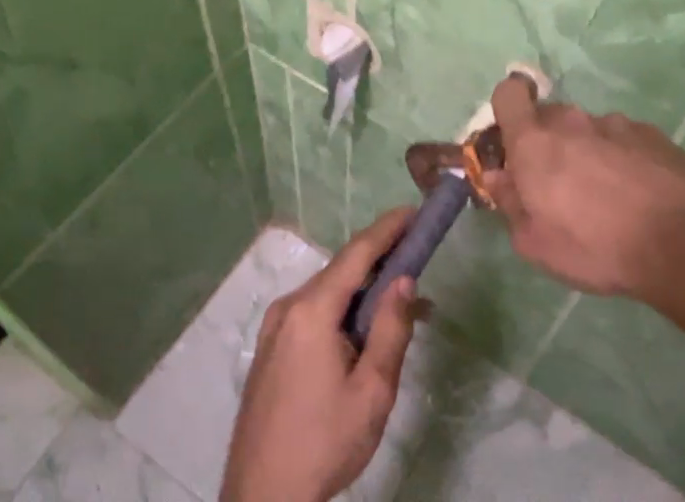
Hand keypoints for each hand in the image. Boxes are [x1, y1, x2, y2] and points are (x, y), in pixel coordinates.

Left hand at [220, 209, 419, 501]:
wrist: (264, 494)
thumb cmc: (325, 441)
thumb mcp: (373, 389)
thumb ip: (390, 328)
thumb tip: (404, 279)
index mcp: (311, 311)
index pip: (357, 254)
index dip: (388, 229)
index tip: (415, 210)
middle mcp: (287, 308)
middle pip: (341, 271)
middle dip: (381, 261)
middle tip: (420, 258)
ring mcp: (274, 329)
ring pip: (327, 294)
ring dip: (365, 291)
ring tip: (405, 305)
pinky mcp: (270, 350)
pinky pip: (313, 314)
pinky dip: (343, 311)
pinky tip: (366, 331)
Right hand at [483, 76, 684, 302]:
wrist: (684, 243)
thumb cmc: (596, 247)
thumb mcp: (536, 244)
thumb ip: (510, 203)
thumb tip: (498, 177)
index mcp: (535, 142)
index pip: (509, 94)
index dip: (507, 111)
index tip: (512, 143)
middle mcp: (572, 121)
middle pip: (548, 117)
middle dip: (547, 143)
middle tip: (557, 186)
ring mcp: (617, 124)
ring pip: (588, 131)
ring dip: (587, 153)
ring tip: (606, 197)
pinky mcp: (654, 135)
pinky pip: (624, 141)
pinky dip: (623, 160)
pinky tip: (638, 195)